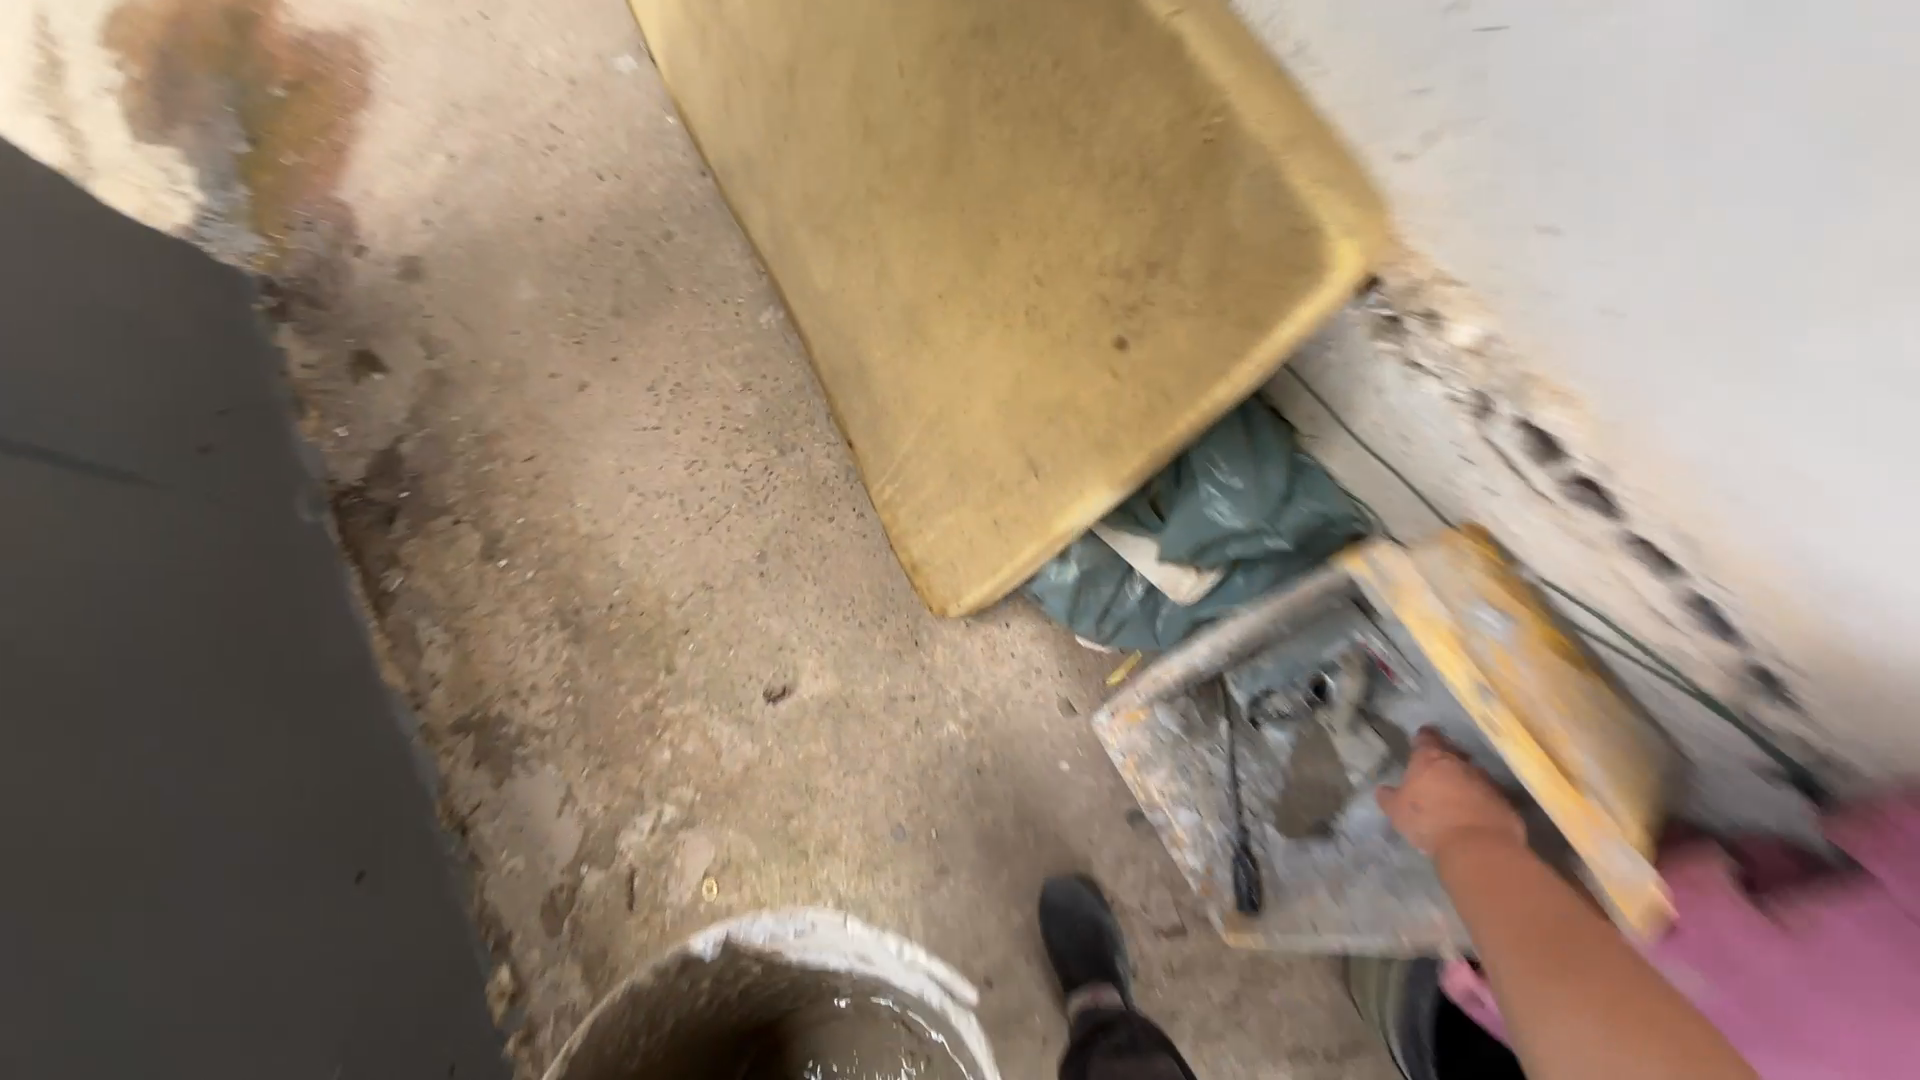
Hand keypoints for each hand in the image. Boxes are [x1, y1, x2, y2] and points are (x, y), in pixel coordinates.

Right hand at [1377, 728, 1525, 859]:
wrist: (1480, 847)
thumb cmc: (1429, 821)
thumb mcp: (1396, 811)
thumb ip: (1389, 797)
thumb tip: (1384, 790)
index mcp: (1430, 760)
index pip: (1426, 739)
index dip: (1423, 737)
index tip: (1421, 736)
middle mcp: (1460, 764)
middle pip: (1453, 753)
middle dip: (1446, 758)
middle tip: (1437, 767)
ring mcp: (1487, 783)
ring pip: (1473, 774)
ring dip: (1465, 780)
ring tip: (1457, 793)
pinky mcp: (1505, 803)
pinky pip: (1490, 796)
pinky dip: (1482, 800)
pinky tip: (1475, 813)